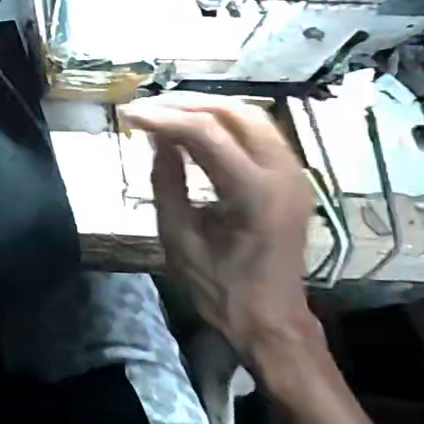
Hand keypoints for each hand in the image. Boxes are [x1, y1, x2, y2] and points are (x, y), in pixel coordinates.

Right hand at [121, 94, 320, 364]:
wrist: (271, 320)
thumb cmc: (219, 287)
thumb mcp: (178, 236)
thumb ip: (167, 180)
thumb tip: (157, 138)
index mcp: (254, 194)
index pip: (206, 133)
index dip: (163, 118)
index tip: (128, 114)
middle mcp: (282, 174)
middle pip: (234, 113)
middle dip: (185, 104)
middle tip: (146, 108)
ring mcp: (294, 174)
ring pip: (251, 115)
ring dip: (206, 107)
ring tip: (166, 112)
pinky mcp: (292, 178)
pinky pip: (259, 131)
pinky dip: (224, 121)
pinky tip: (195, 127)